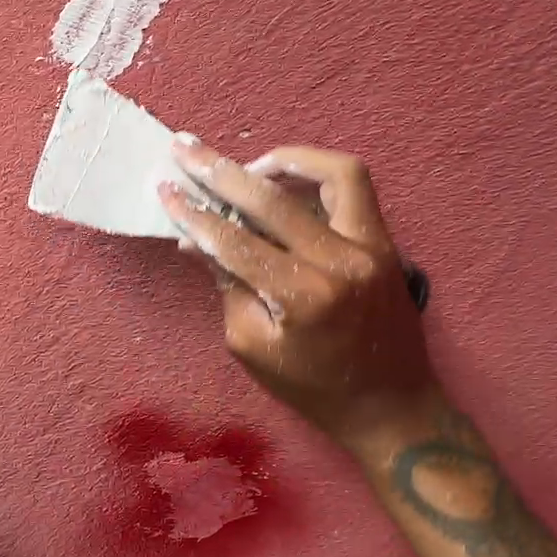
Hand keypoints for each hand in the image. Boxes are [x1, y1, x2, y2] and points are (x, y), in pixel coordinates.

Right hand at [157, 140, 437, 450]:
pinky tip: (285, 182)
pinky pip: (354, 189)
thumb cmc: (311, 386)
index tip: (164, 191)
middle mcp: (340, 263)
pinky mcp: (386, 244)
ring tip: (246, 166)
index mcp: (301, 296)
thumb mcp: (250, 345)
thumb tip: (196, 240)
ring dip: (283, 161)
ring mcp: (371, 248)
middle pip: (273, 199)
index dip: (193, 213)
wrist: (392, 407)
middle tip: (186, 149)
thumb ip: (226, 285)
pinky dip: (316, 175)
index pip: (234, 240)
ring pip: (332, 174)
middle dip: (221, 172)